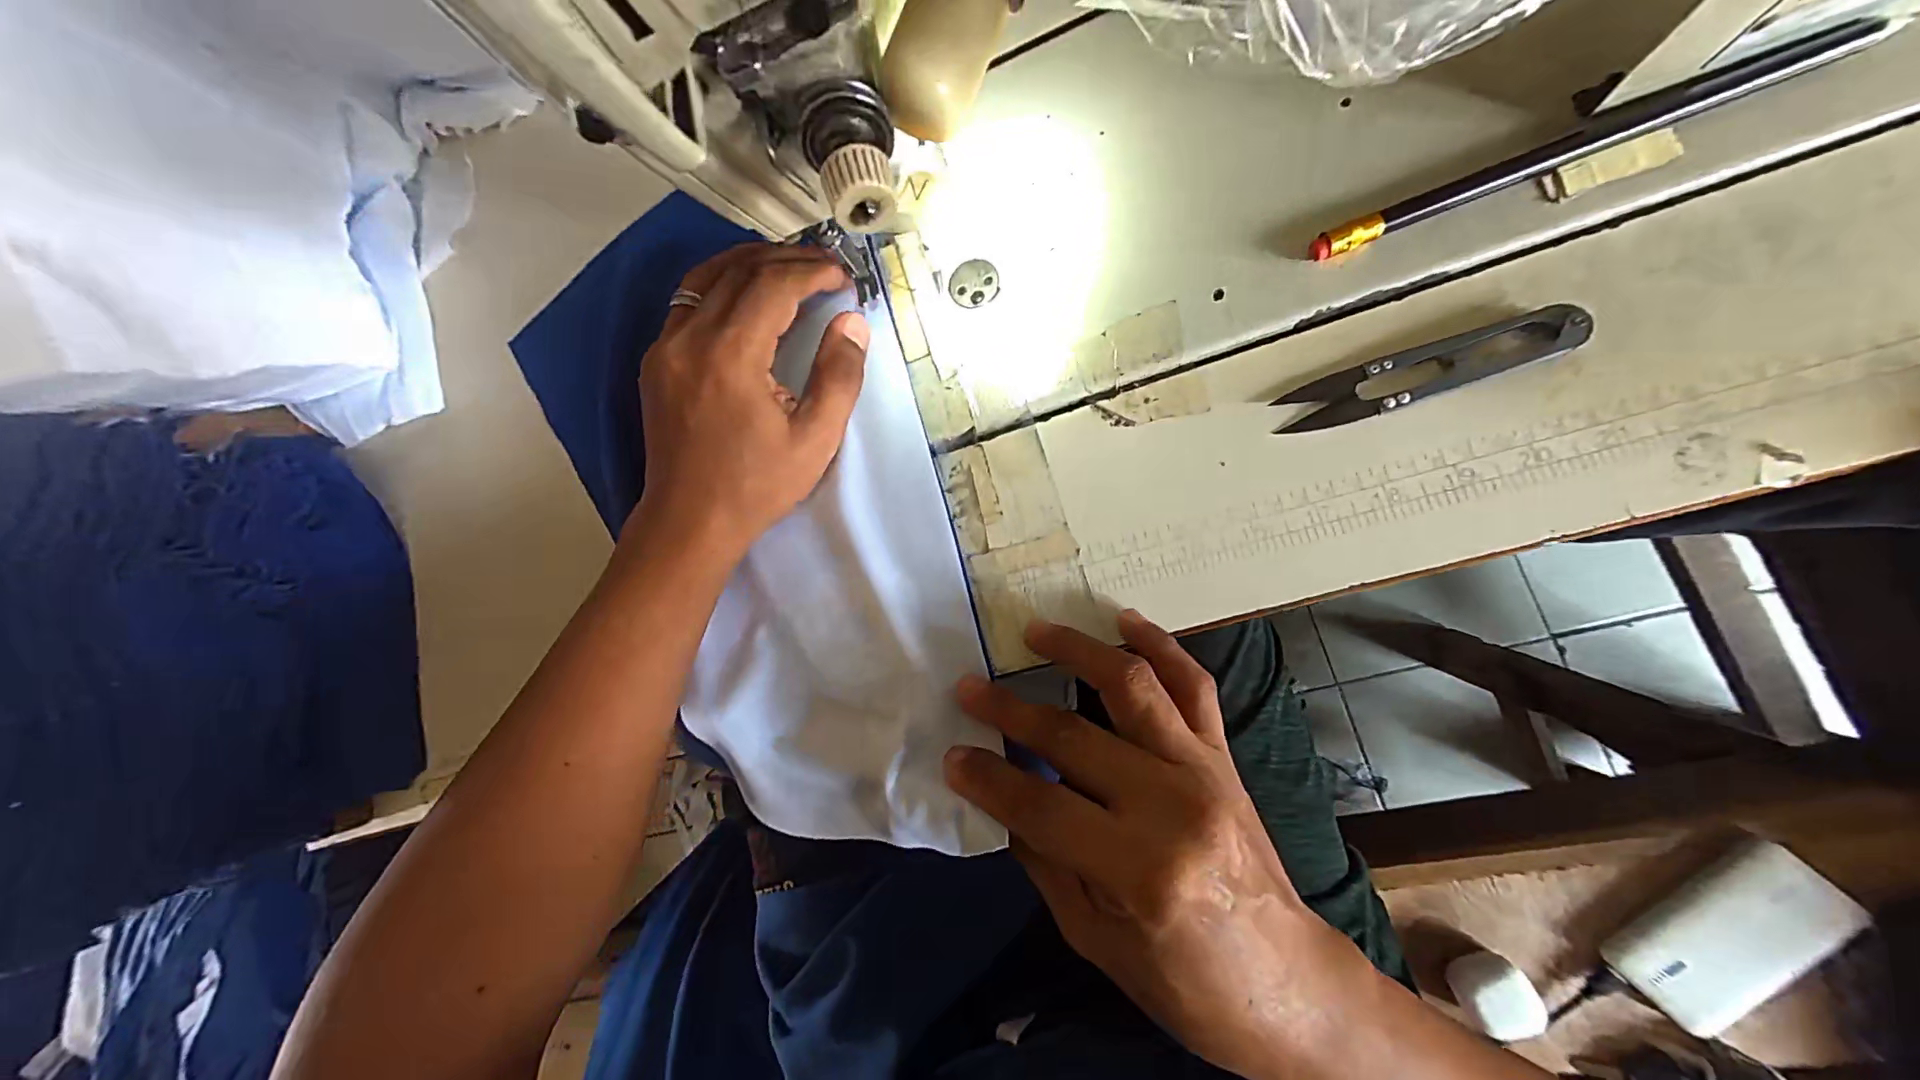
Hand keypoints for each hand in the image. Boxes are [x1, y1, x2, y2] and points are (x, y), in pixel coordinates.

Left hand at [631, 244, 867, 556]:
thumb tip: (852, 324)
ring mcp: (665, 347)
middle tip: (824, 266)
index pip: (773, 285)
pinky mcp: (657, 361)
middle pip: (739, 270)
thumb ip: (839, 377)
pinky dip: (723, 285)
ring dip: (751, 263)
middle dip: (786, 259)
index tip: (842, 277)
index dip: (812, 272)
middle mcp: (689, 338)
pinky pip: (689, 301)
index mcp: (730, 355)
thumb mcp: (815, 439)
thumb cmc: (756, 486)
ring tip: (790, 267)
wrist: (690, 520)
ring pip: (706, 277)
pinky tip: (747, 297)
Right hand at [944, 611, 1370, 1077]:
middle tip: (969, 688)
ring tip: (1037, 631)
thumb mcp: (1094, 936)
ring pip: (1133, 686)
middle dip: (1010, 710)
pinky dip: (1160, 645)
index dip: (987, 777)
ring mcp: (1205, 770)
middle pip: (1073, 736)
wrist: (1288, 982)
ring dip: (1078, 650)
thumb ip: (1044, 858)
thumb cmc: (1185, 981)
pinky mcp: (1224, 756)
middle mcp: (1174, 806)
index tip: (952, 755)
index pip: (1040, 804)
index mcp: (1139, 869)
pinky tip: (1125, 620)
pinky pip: (1193, 685)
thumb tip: (1001, 797)